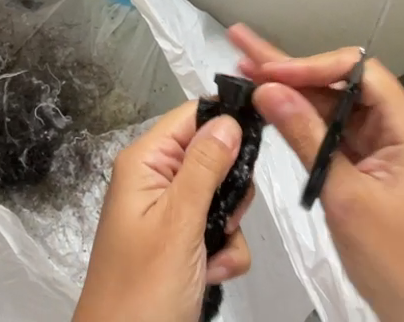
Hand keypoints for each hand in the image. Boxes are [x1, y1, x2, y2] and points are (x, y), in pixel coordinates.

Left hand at [73, 101, 253, 321]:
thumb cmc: (143, 286)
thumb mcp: (177, 221)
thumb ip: (204, 167)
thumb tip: (227, 118)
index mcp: (146, 162)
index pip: (190, 117)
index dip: (223, 119)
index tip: (260, 134)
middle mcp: (157, 180)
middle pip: (213, 157)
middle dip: (229, 191)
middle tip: (224, 218)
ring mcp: (170, 214)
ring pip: (221, 198)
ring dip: (228, 230)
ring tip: (213, 255)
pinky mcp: (183, 244)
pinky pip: (219, 233)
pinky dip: (223, 254)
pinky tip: (211, 275)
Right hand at [231, 24, 403, 321]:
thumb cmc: (400, 262)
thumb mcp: (347, 196)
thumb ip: (306, 138)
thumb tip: (269, 91)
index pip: (356, 73)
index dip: (311, 66)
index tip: (270, 73)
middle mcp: (392, 129)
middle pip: (337, 84)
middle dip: (289, 67)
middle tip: (243, 45)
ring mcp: (377, 148)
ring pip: (328, 105)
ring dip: (288, 88)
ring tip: (244, 65)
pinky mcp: (363, 168)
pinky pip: (327, 132)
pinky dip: (296, 118)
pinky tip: (268, 104)